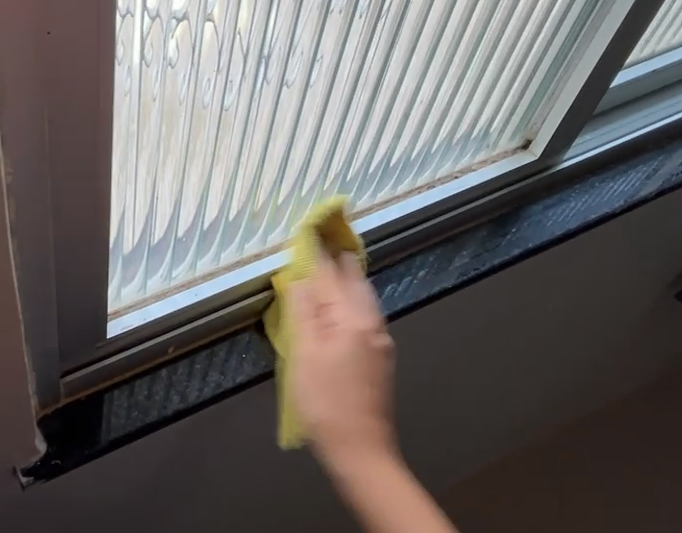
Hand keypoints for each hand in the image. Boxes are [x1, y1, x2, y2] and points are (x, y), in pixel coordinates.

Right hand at [289, 252, 398, 473]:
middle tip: (324, 238)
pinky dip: (353, 298)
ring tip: (333, 263)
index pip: (330, 274)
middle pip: (355, 280)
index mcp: (352, 318)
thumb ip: (302, 310)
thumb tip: (300, 277)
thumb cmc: (326, 402)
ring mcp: (381, 341)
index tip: (307, 229)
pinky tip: (343, 304)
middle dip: (338, 259)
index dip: (316, 251)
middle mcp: (372, 323)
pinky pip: (366, 313)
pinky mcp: (381, 358)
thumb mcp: (305, 353)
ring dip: (348, 278)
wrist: (363, 453)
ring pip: (364, 297)